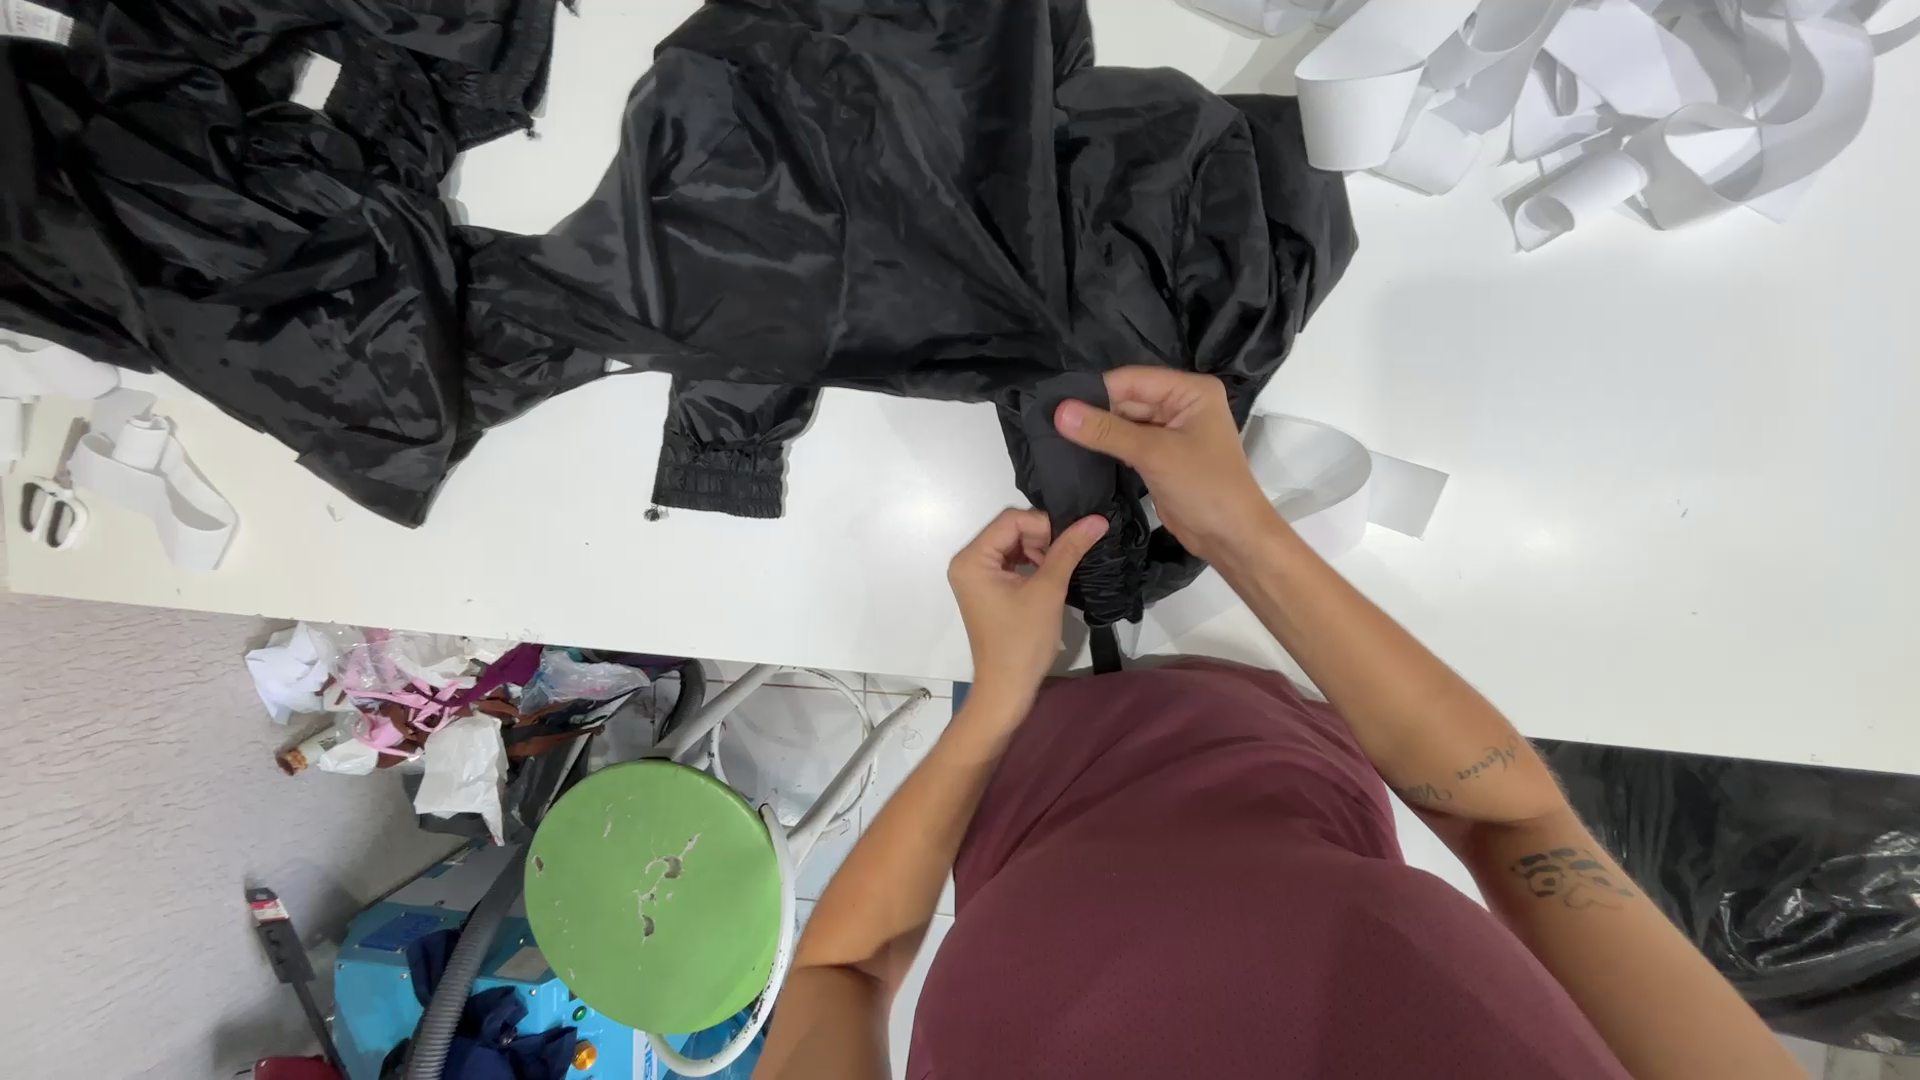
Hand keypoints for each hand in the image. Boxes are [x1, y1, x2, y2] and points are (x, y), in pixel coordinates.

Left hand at [948, 508, 1107, 714]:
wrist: (1008, 687)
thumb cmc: (1023, 641)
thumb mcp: (1048, 590)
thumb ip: (1070, 549)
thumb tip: (1096, 520)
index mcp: (972, 559)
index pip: (1011, 519)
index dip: (1044, 524)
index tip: (1070, 540)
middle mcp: (967, 562)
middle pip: (1010, 529)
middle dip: (1041, 537)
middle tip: (1066, 554)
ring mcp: (975, 576)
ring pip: (1012, 544)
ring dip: (1038, 550)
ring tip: (1059, 568)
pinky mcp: (986, 588)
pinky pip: (1010, 562)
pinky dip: (1031, 563)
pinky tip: (1048, 576)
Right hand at [1054, 367, 1277, 564]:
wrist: (1230, 536)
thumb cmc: (1204, 487)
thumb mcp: (1154, 454)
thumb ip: (1106, 431)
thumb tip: (1060, 412)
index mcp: (1190, 391)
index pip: (1132, 380)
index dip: (1095, 391)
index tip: (1056, 403)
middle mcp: (1181, 405)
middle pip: (1127, 400)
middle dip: (1094, 411)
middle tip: (1050, 421)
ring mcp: (1170, 432)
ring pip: (1124, 423)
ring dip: (1097, 431)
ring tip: (1057, 435)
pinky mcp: (1160, 456)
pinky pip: (1127, 443)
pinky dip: (1106, 447)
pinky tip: (1078, 451)